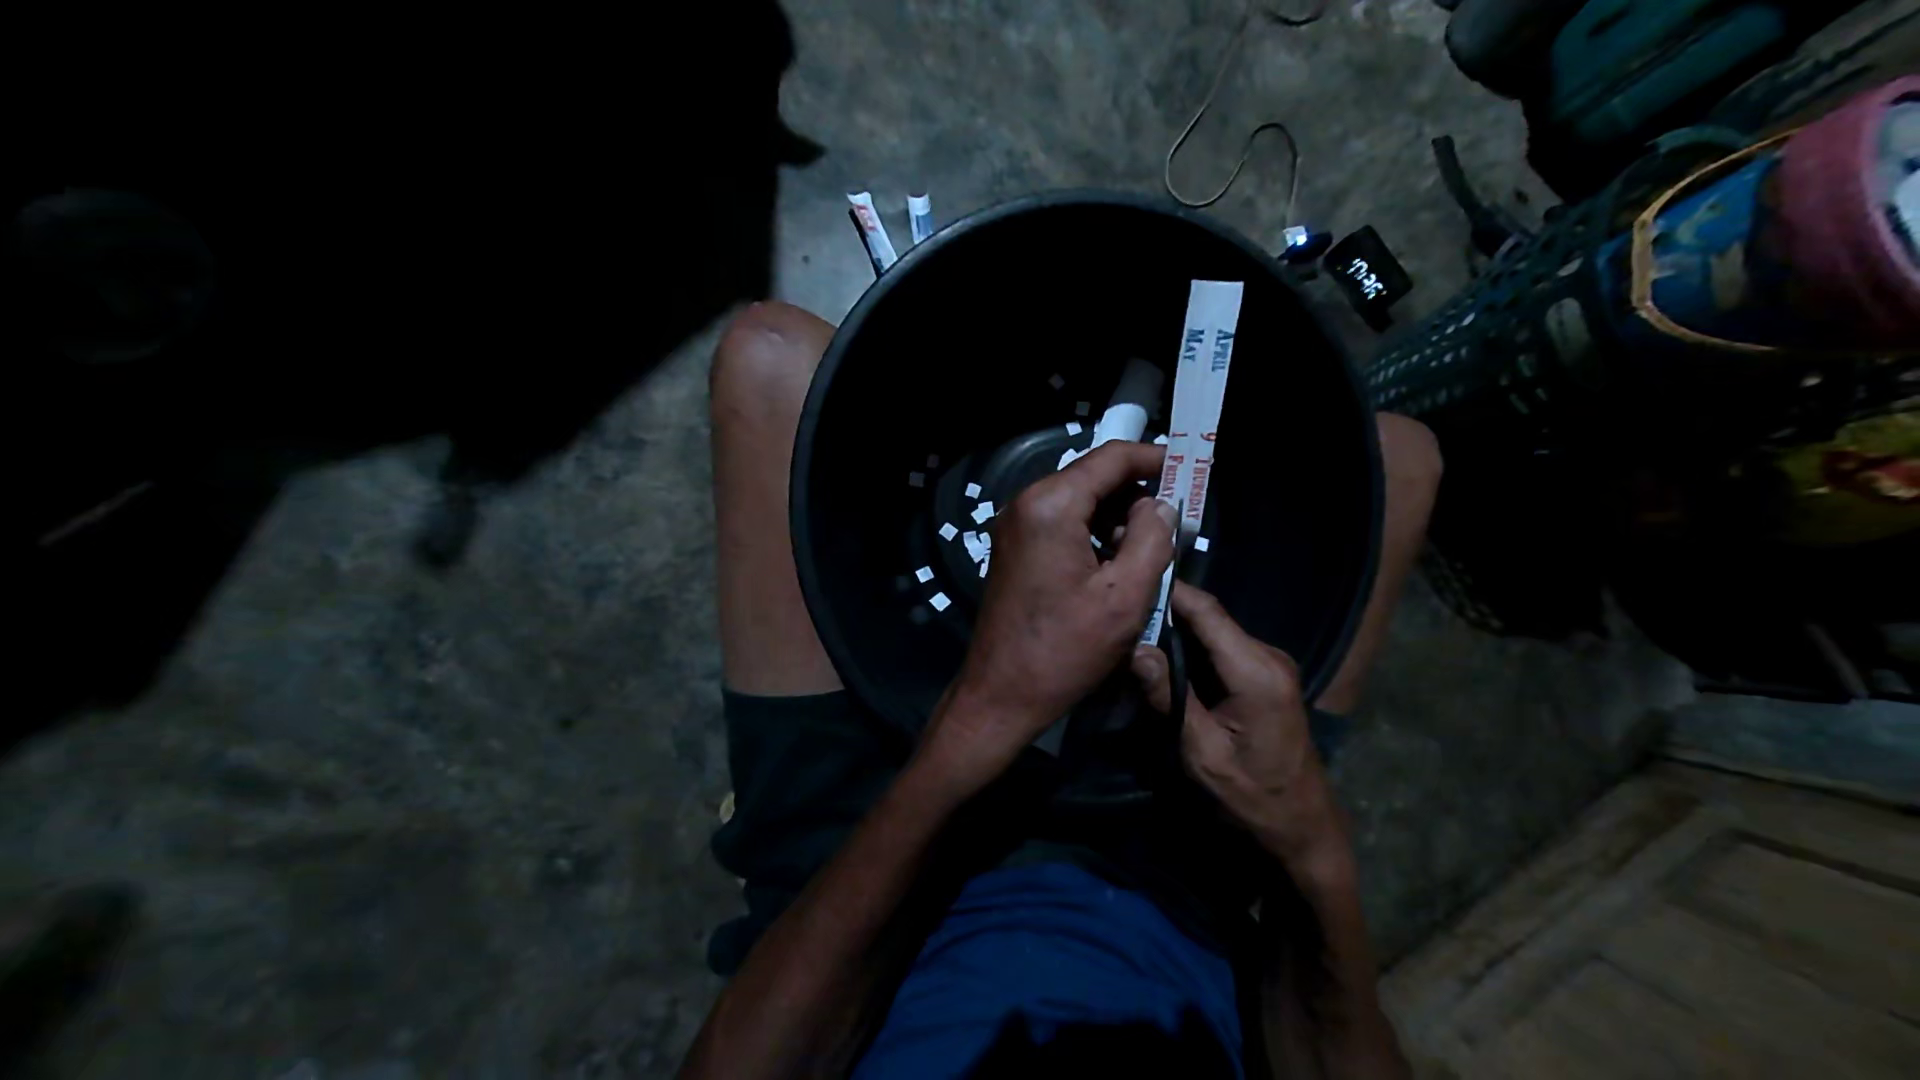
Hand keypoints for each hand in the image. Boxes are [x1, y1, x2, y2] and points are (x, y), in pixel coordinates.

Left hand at [920, 441, 1177, 791]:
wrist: (1001, 693)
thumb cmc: (1064, 649)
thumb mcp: (1125, 597)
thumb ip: (1152, 539)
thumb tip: (1160, 505)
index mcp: (1051, 505)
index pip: (1112, 458)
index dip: (1155, 459)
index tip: (1190, 472)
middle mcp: (1026, 504)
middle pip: (1093, 477)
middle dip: (1137, 493)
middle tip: (1177, 520)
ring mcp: (1015, 526)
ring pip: (1079, 502)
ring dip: (1117, 517)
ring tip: (1152, 548)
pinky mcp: (1015, 548)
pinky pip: (1062, 523)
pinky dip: (1093, 533)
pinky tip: (1117, 562)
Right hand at [1132, 582, 1348, 877]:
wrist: (1302, 822)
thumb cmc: (1252, 793)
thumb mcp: (1202, 751)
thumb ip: (1170, 696)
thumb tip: (1136, 649)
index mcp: (1256, 672)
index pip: (1208, 612)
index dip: (1172, 591)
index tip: (1133, 581)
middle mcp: (1270, 657)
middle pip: (1212, 618)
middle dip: (1168, 610)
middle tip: (1124, 611)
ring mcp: (1273, 662)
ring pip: (1217, 630)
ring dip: (1179, 628)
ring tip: (1136, 629)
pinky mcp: (1269, 672)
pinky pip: (1225, 645)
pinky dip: (1195, 645)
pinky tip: (1167, 653)